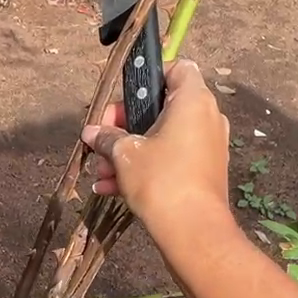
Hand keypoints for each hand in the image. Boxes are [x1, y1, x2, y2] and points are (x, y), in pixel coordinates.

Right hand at [80, 59, 230, 236]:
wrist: (192, 229)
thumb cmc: (160, 179)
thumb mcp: (124, 154)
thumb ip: (106, 137)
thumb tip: (91, 132)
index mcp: (193, 101)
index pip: (178, 68)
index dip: (150, 77)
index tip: (125, 100)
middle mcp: (206, 118)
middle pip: (161, 107)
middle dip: (126, 124)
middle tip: (102, 141)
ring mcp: (207, 146)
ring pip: (161, 138)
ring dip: (129, 152)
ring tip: (101, 172)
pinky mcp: (203, 171)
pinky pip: (169, 160)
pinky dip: (144, 168)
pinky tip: (112, 188)